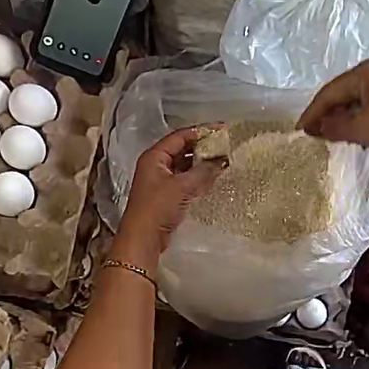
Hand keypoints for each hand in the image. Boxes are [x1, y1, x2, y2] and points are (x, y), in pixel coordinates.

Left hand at [113, 127, 223, 268]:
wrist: (144, 238)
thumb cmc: (158, 207)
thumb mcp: (182, 186)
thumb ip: (203, 171)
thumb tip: (221, 161)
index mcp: (154, 157)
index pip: (179, 136)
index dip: (200, 131)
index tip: (221, 129)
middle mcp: (156, 165)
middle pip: (182, 149)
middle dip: (202, 147)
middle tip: (224, 146)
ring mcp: (160, 181)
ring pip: (184, 165)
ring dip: (201, 163)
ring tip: (223, 161)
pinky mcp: (166, 196)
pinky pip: (184, 180)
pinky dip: (197, 177)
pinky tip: (212, 178)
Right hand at [298, 60, 368, 161]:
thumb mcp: (364, 130)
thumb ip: (336, 127)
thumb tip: (319, 127)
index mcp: (364, 72)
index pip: (328, 92)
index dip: (311, 113)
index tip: (299, 131)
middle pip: (344, 92)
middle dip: (328, 114)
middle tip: (314, 134)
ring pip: (361, 98)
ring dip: (346, 117)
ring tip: (335, 136)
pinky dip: (364, 117)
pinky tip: (362, 132)